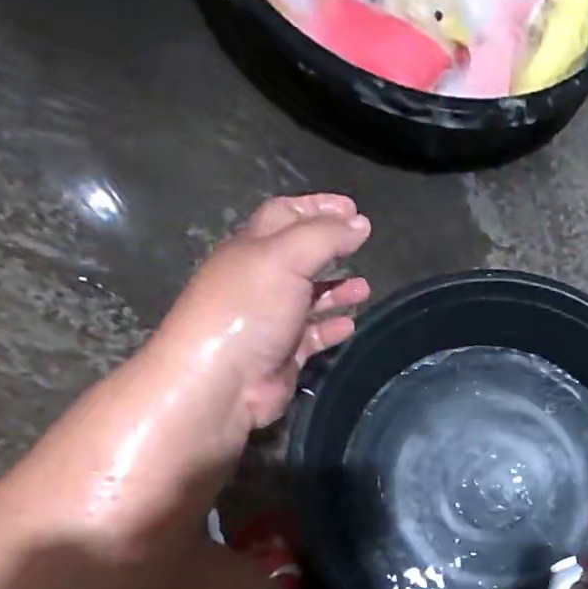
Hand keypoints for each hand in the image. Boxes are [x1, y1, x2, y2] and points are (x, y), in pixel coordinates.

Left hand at [150, 193, 371, 432]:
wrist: (223, 381)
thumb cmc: (249, 308)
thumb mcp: (285, 257)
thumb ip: (325, 237)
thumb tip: (360, 223)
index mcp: (252, 248)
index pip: (285, 216)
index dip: (317, 208)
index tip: (352, 209)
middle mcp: (260, 281)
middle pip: (299, 257)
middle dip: (331, 249)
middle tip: (361, 246)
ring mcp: (271, 320)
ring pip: (309, 298)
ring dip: (337, 290)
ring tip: (365, 289)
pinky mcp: (283, 355)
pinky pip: (313, 337)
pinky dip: (331, 328)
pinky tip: (350, 324)